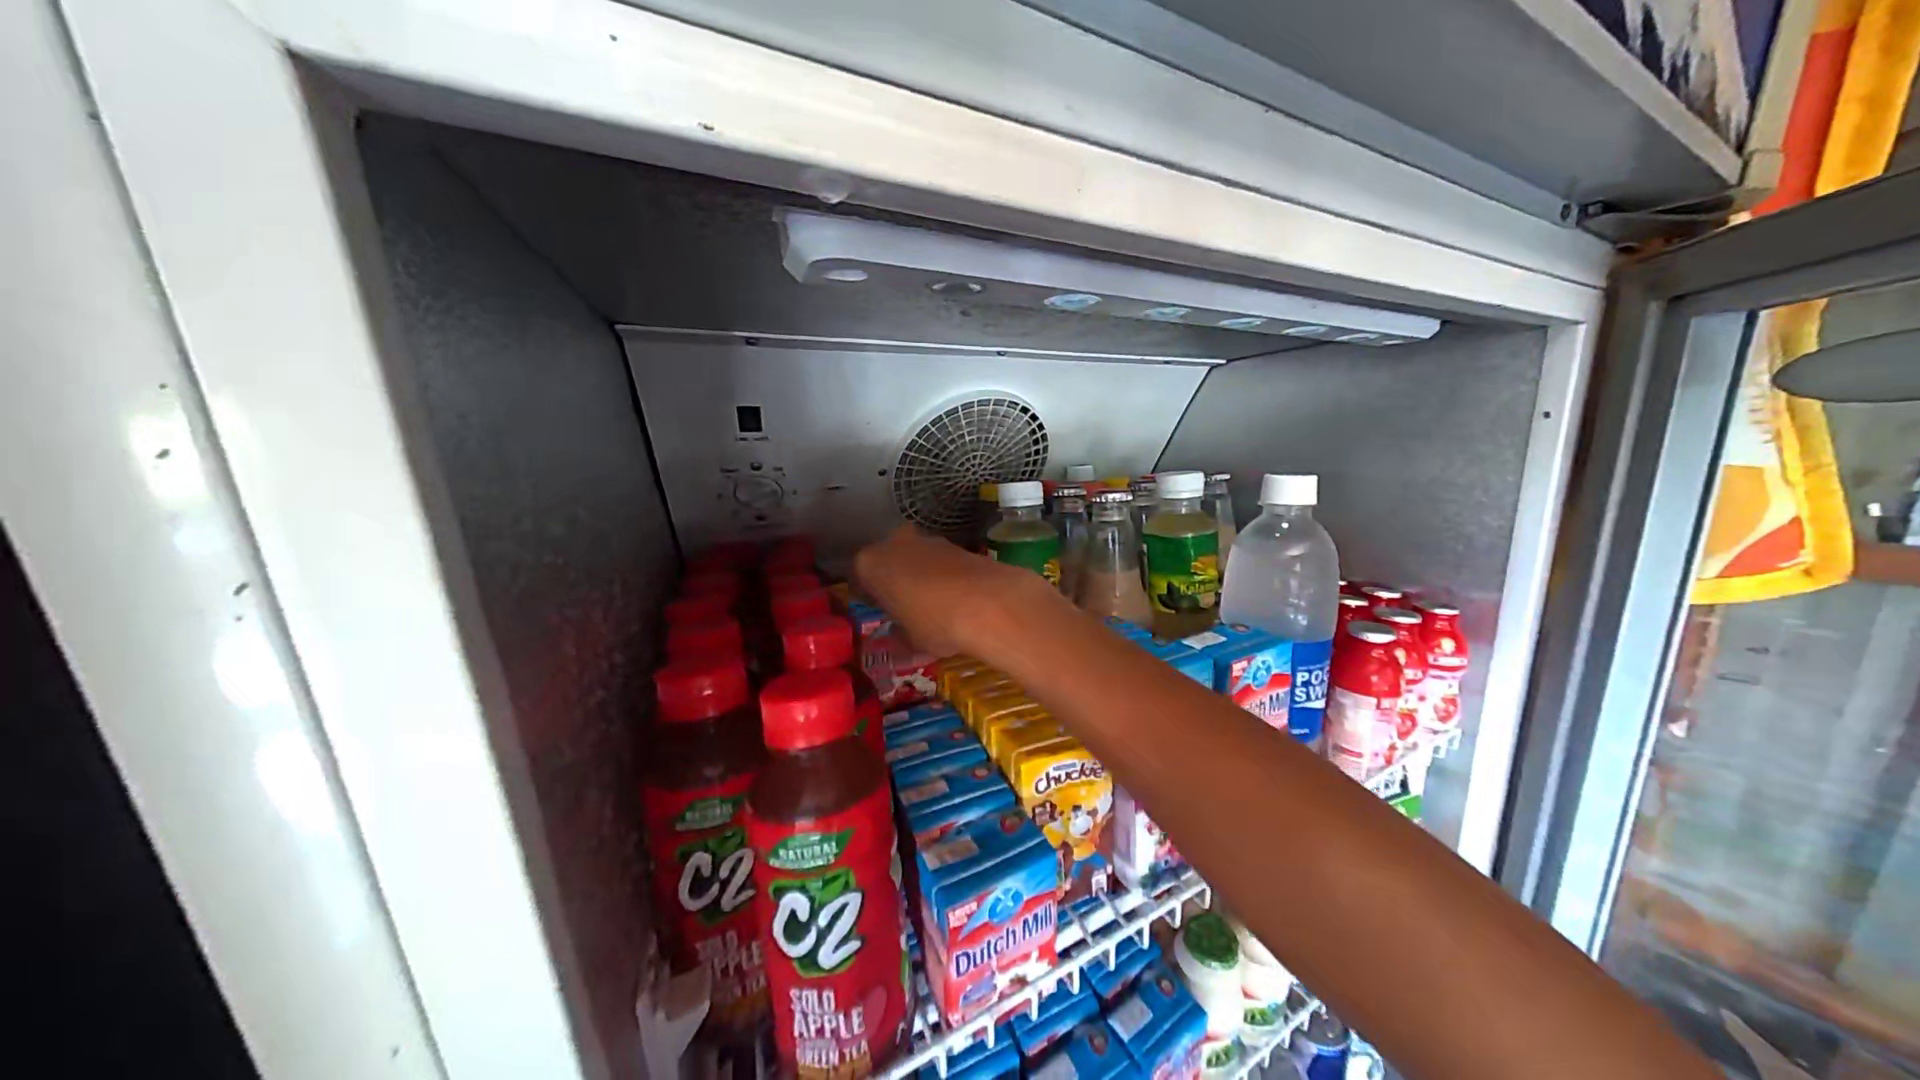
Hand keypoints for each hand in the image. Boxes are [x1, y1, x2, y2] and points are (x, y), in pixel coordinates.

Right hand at [851, 525, 1066, 658]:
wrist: (990, 604)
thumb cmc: (934, 623)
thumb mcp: (910, 640)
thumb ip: (899, 635)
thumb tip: (899, 636)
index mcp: (871, 563)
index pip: (861, 577)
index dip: (872, 596)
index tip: (883, 613)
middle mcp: (896, 543)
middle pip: (891, 560)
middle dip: (898, 580)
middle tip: (908, 608)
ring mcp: (931, 540)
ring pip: (920, 558)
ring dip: (925, 577)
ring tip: (939, 608)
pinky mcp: (961, 545)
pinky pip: (945, 563)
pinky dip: (949, 577)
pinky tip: (962, 601)